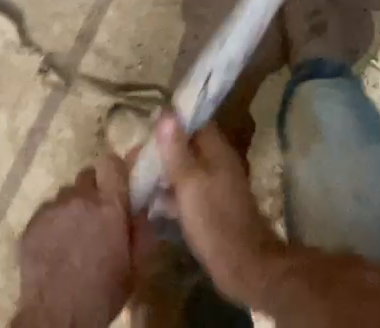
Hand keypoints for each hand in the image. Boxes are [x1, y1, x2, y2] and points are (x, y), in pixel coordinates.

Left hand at [15, 152, 137, 327]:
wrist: (55, 315)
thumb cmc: (102, 294)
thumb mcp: (135, 267)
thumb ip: (142, 230)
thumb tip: (142, 206)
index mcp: (109, 206)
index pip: (111, 162)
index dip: (115, 171)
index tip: (118, 185)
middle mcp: (80, 198)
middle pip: (88, 175)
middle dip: (94, 190)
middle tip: (98, 215)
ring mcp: (53, 208)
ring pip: (67, 193)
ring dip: (74, 206)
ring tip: (74, 234)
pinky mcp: (32, 221)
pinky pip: (48, 210)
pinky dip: (54, 221)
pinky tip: (56, 245)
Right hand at [153, 116, 285, 307]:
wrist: (243, 267)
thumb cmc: (215, 219)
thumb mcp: (189, 182)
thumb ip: (176, 149)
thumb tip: (166, 111)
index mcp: (217, 150)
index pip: (194, 121)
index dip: (171, 121)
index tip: (146, 125)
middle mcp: (218, 163)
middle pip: (188, 145)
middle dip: (163, 149)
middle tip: (136, 156)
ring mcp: (216, 187)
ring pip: (186, 170)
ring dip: (164, 172)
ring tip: (136, 177)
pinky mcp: (211, 209)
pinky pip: (187, 192)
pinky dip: (170, 194)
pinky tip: (150, 203)